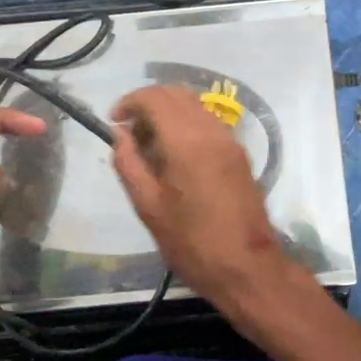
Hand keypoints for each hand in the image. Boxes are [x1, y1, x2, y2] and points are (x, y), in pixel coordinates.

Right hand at [111, 85, 283, 300]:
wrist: (247, 266)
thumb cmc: (191, 241)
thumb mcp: (148, 207)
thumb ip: (129, 163)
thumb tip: (120, 134)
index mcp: (186, 141)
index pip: (154, 98)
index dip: (129, 102)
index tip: (114, 122)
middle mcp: (211, 130)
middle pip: (176, 93)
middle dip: (148, 103)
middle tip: (130, 132)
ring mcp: (230, 140)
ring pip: (195, 105)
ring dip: (169, 112)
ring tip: (150, 144)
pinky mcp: (239, 153)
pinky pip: (208, 122)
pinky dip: (187, 123)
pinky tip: (175, 154)